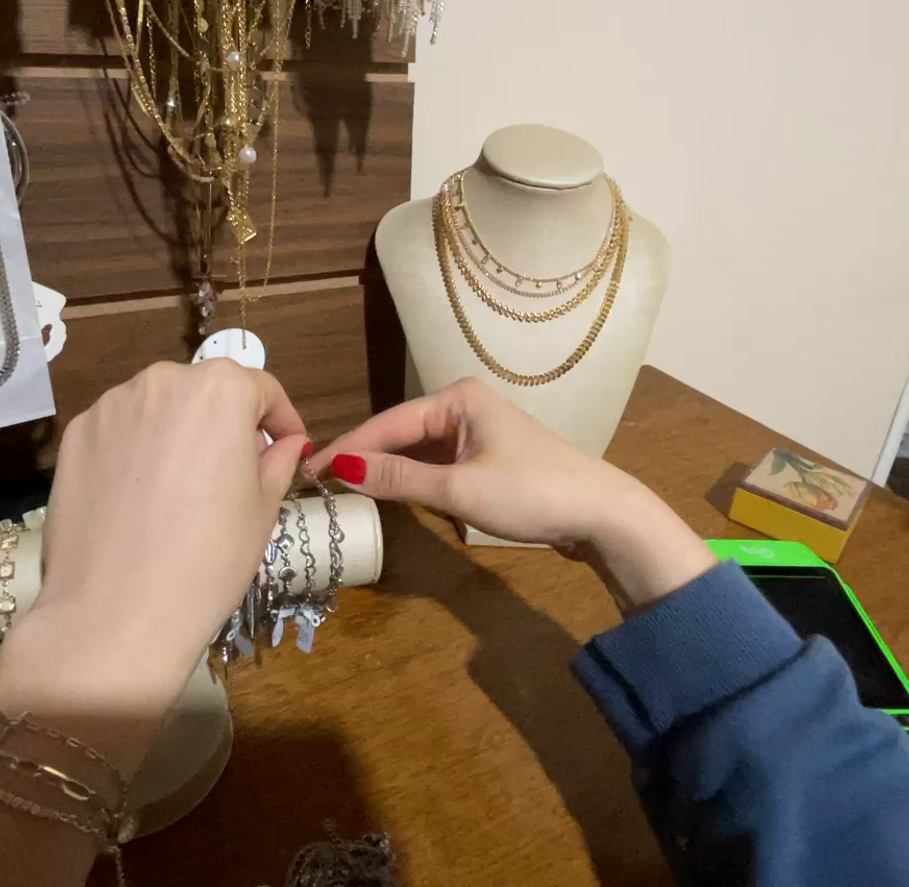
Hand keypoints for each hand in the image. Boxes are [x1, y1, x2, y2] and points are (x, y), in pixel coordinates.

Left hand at [0, 361, 309, 739]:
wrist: (117, 613)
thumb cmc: (210, 556)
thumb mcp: (264, 507)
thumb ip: (279, 459)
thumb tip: (285, 443)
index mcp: (221, 388)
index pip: (263, 390)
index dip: (281, 421)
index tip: (286, 450)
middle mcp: (164, 380)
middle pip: (208, 392)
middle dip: (228, 423)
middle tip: (234, 472)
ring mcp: (112, 405)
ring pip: (161, 408)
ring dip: (180, 432)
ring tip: (182, 487)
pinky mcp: (75, 435)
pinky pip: (121, 430)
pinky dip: (137, 449)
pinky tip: (140, 497)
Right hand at [306, 378, 714, 609]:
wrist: (601, 512)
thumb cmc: (530, 492)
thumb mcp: (459, 489)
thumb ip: (400, 478)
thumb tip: (342, 467)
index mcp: (457, 397)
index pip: (388, 423)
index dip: (347, 448)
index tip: (307, 469)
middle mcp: (464, 404)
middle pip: (401, 432)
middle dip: (364, 456)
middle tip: (318, 481)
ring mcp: (476, 429)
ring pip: (418, 448)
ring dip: (387, 468)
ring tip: (343, 487)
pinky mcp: (486, 454)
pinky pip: (437, 461)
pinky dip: (413, 476)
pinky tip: (390, 491)